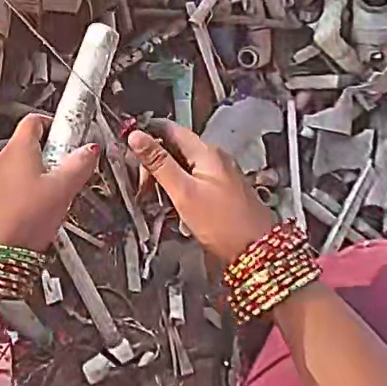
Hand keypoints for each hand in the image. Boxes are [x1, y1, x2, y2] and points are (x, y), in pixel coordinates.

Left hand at [0, 115, 98, 251]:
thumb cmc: (22, 218)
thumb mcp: (62, 189)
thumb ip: (79, 165)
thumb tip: (89, 149)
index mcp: (19, 147)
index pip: (35, 119)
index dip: (55, 123)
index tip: (72, 134)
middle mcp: (5, 159)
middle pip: (33, 143)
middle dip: (56, 153)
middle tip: (72, 167)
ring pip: (27, 166)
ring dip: (47, 174)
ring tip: (62, 191)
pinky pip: (20, 186)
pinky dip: (35, 191)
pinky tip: (46, 209)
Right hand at [128, 121, 275, 263]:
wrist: (258, 256)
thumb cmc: (224, 224)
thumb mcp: (183, 191)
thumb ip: (158, 162)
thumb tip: (136, 136)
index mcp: (206, 152)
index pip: (169, 129)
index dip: (147, 134)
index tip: (129, 147)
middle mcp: (214, 159)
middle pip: (174, 149)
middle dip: (154, 164)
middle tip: (142, 186)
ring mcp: (219, 176)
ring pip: (182, 167)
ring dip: (164, 180)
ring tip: (155, 201)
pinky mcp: (220, 193)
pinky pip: (192, 183)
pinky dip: (178, 192)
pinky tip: (173, 209)